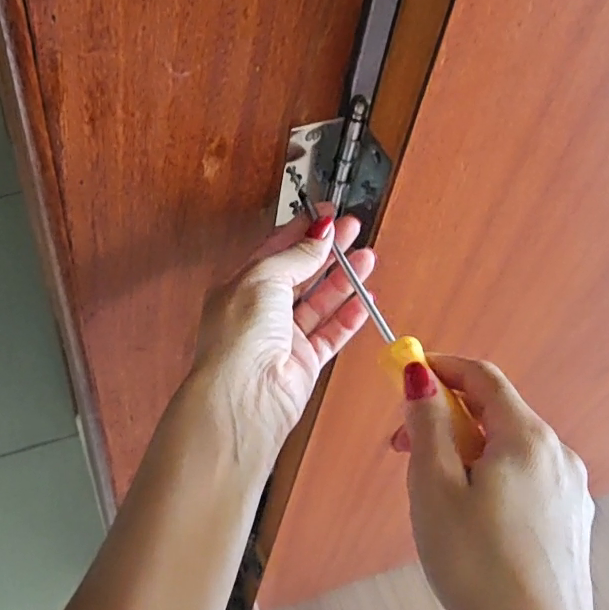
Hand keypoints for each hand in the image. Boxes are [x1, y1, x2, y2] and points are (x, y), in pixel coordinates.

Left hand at [180, 208, 375, 479]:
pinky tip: (367, 298)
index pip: (274, 250)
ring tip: (368, 257)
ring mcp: (283, 337)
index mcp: (240, 286)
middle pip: (300, 273)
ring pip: (320, 301)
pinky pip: (332, 333)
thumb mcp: (264, 279)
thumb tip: (320, 234)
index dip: (301, 231)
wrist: (245, 396)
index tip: (327, 213)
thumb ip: (295, 256)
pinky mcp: (305, 361)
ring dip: (344, 279)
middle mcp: (260, 310)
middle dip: (328, 251)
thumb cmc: (241, 334)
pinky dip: (350, 315)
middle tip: (354, 228)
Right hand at [394, 355, 608, 609]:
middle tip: (404, 443)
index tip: (404, 373)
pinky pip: (523, 476)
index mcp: (527, 438)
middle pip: (495, 410)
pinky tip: (468, 516)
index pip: (482, 376)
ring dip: (464, 448)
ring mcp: (570, 491)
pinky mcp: (570, 521)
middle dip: (446, 415)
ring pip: (508, 446)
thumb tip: (420, 376)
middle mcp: (558, 456)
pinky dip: (488, 474)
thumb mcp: (434, 485)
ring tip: (432, 488)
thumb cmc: (479, 567)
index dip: (440, 367)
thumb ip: (427, 423)